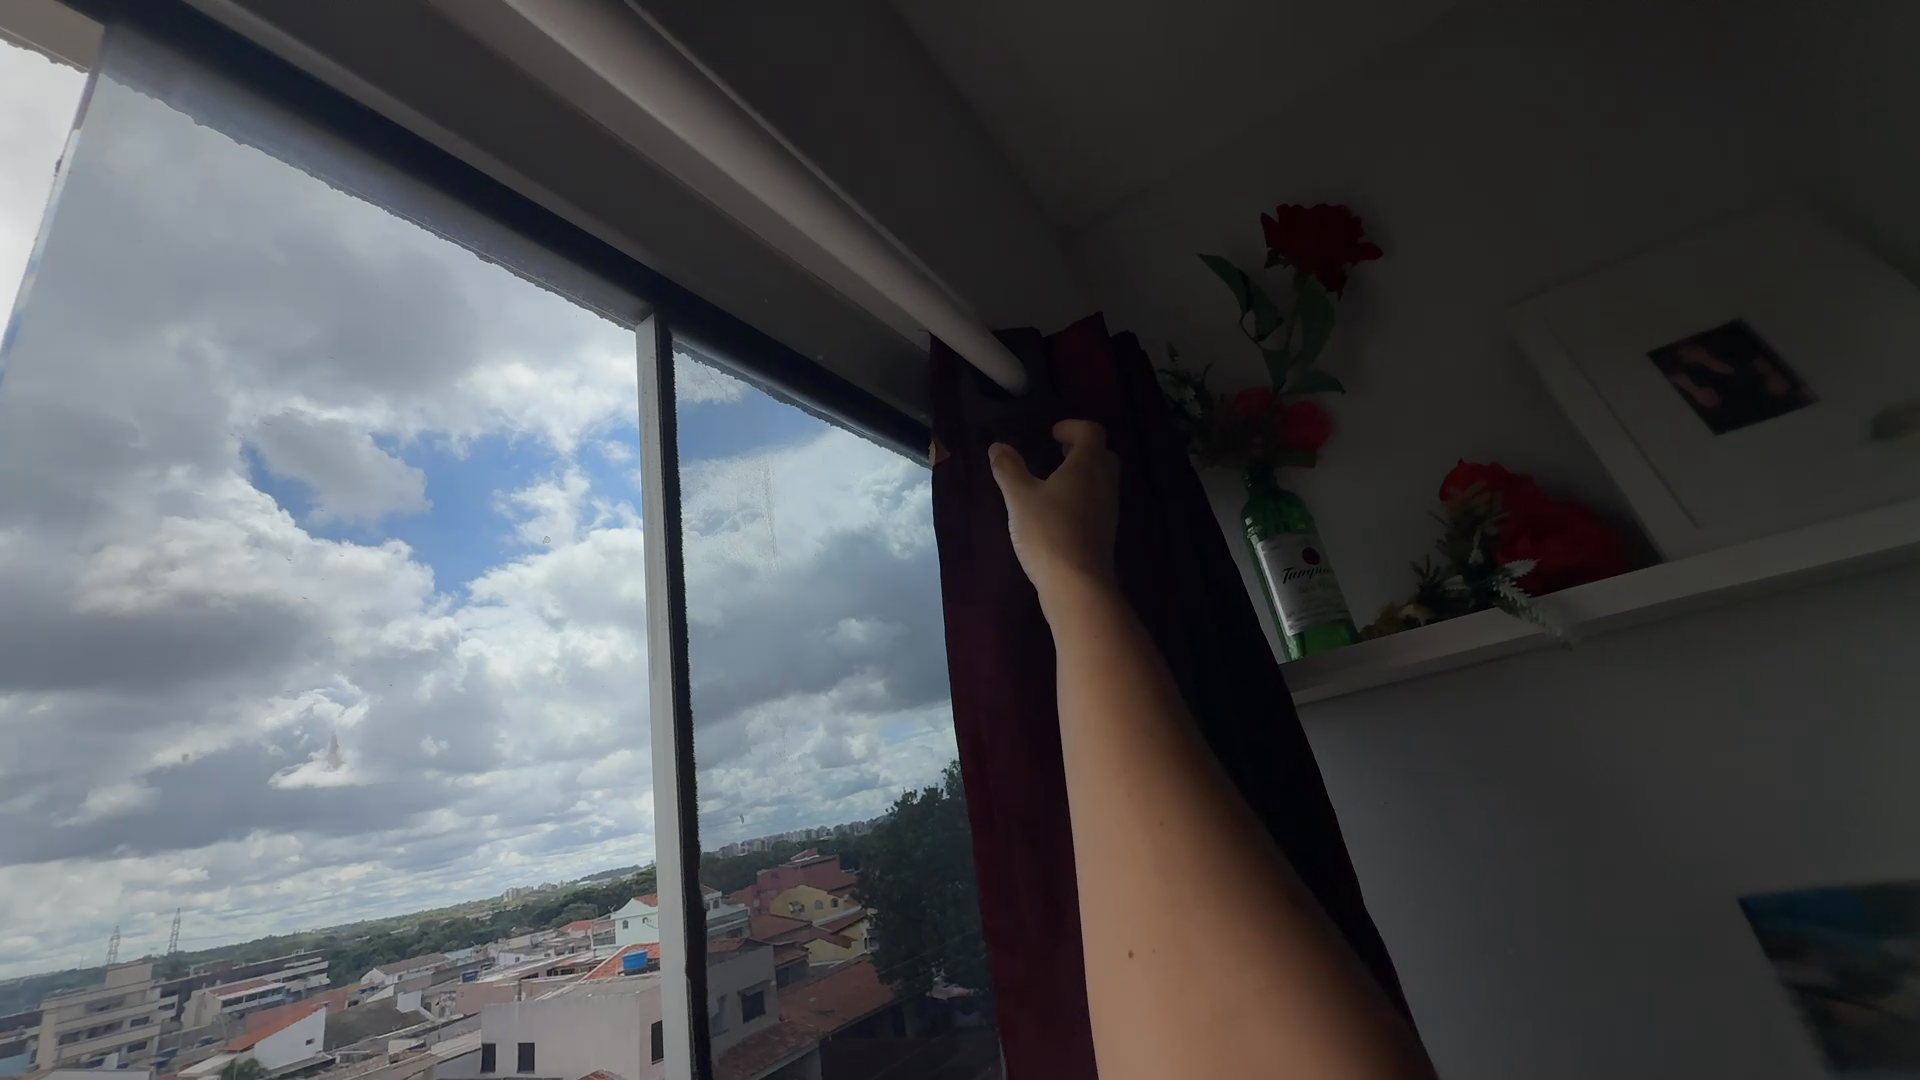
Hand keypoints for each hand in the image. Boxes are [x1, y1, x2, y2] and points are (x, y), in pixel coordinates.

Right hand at [989, 420, 1120, 608]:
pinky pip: (1099, 502)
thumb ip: (1008, 469)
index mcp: (1087, 466)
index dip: (1073, 427)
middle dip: (1082, 449)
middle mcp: (1104, 484)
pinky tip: (1061, 511)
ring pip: (1102, 480)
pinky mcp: (1105, 532)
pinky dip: (1083, 496)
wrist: (1077, 583)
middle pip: (1102, 455)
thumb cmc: (1047, 532)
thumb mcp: (1019, 497)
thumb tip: (997, 446)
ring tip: (1056, 481)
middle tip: (1059, 452)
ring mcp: (1109, 509)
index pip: (1092, 432)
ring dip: (1083, 474)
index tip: (1053, 433)